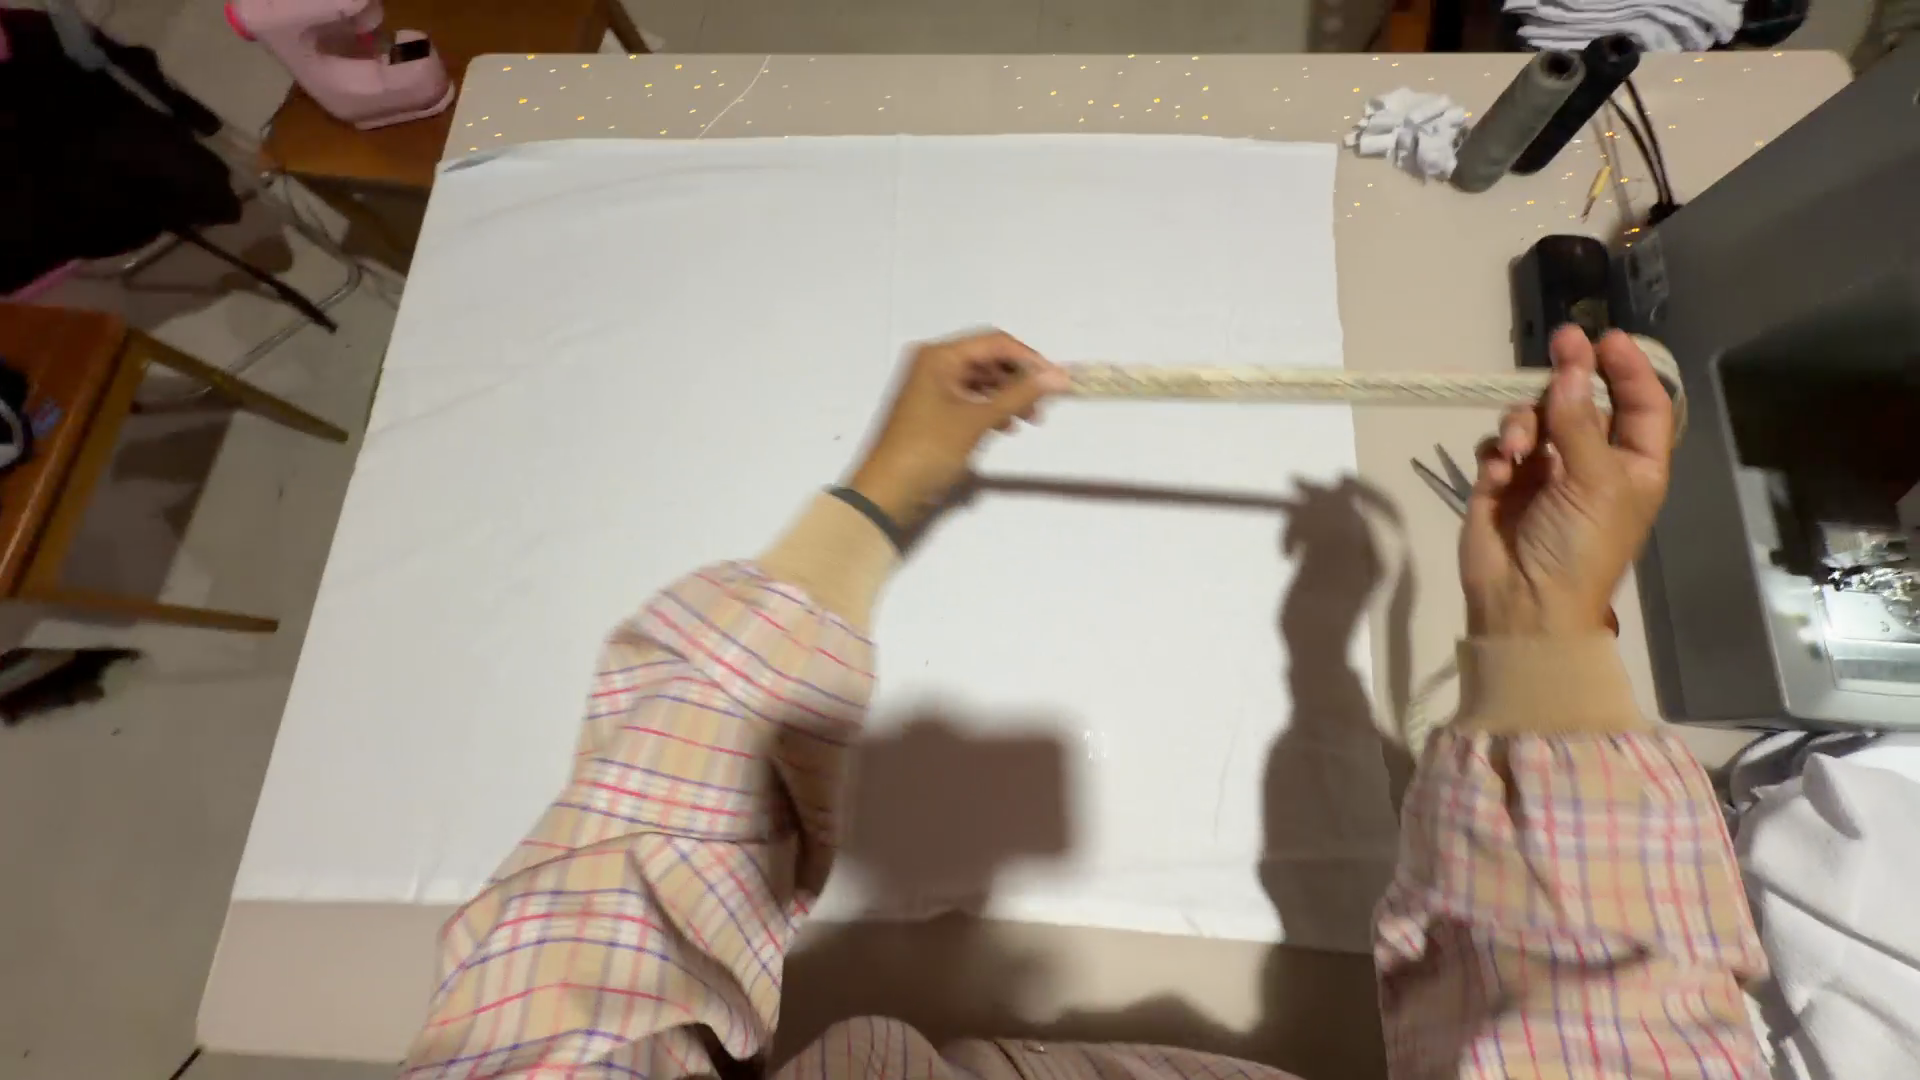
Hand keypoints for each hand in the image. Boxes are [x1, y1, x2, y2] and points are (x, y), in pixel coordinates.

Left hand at [849, 330, 1068, 527]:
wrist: (886, 493)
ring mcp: (931, 388)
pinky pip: (969, 400)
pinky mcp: (932, 412)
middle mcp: (933, 364)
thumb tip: (1058, 375)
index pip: (994, 343)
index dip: (1029, 359)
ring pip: (981, 382)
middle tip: (1043, 406)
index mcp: (938, 356)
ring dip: (1007, 397)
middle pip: (988, 360)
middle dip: (1018, 380)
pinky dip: (990, 410)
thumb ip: (1019, 395)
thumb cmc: (927, 450)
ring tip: (1029, 420)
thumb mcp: (976, 421)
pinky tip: (1006, 427)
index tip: (1057, 380)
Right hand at [1461, 326, 1673, 636]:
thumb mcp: (1593, 482)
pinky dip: (1495, 454)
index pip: (1641, 405)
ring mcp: (1540, 472)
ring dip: (1521, 424)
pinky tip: (1496, 472)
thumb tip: (1569, 372)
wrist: (1523, 597)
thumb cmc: (1579, 546)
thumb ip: (1578, 424)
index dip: (1627, 370)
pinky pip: (1495, 448)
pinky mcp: (1498, 483)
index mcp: (1632, 465)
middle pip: (1579, 403)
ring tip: (1514, 451)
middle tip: (1557, 345)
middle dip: (1567, 379)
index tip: (1604, 339)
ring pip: (1531, 420)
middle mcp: (1588, 462)